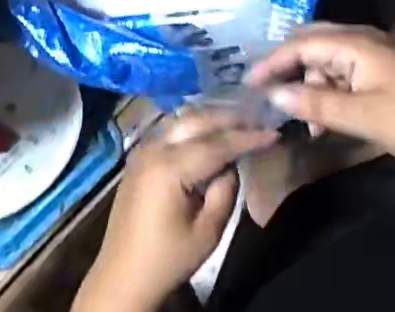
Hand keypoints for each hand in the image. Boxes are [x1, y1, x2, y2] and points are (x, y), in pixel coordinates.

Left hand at [75, 112, 276, 311]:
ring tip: (237, 121)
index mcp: (170, 167)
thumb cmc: (167, 259)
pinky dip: (193, 125)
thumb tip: (232, 164)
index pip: (217, 143)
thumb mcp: (207, 232)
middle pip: (197, 121)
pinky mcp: (139, 155)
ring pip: (183, 119)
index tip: (273, 132)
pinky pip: (170, 128)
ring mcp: (143, 148)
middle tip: (257, 118)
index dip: (247, 137)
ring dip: (210, 118)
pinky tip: (209, 132)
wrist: (121, 277)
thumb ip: (225, 191)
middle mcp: (154, 147)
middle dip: (229, 118)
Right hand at [247, 23, 394, 165]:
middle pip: (310, 42)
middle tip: (266, 92)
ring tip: (303, 117)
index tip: (249, 83)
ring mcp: (371, 51)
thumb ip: (316, 104)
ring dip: (308, 82)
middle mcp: (360, 37)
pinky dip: (326, 88)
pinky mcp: (379, 67)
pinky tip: (324, 115)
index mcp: (355, 42)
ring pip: (325, 57)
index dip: (272, 62)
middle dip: (287, 66)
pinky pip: (341, 69)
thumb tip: (274, 94)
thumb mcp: (363, 116)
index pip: (301, 43)